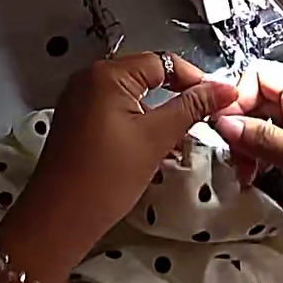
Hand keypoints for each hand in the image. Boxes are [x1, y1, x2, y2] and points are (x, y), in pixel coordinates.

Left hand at [0, 53, 236, 275]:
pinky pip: (116, 109)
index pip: (163, 62)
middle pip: (146, 75)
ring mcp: (79, 99)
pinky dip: (138, 121)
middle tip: (204, 116)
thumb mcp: (156, 138)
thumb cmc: (106, 177)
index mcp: (107, 74)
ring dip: (159, 111)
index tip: (218, 98)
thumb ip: (192, 107)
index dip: (194, 79)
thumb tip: (224, 88)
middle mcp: (89, 78)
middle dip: (178, 95)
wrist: (57, 221)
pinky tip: (154, 144)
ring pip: (132, 94)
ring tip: (182, 134)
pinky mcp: (77, 120)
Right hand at [211, 62, 282, 231]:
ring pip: (279, 116)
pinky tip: (280, 172)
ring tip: (256, 173)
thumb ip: (264, 141)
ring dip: (262, 141)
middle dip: (246, 126)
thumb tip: (225, 123)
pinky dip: (282, 149)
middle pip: (265, 96)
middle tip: (240, 163)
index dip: (236, 103)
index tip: (227, 135)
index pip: (257, 75)